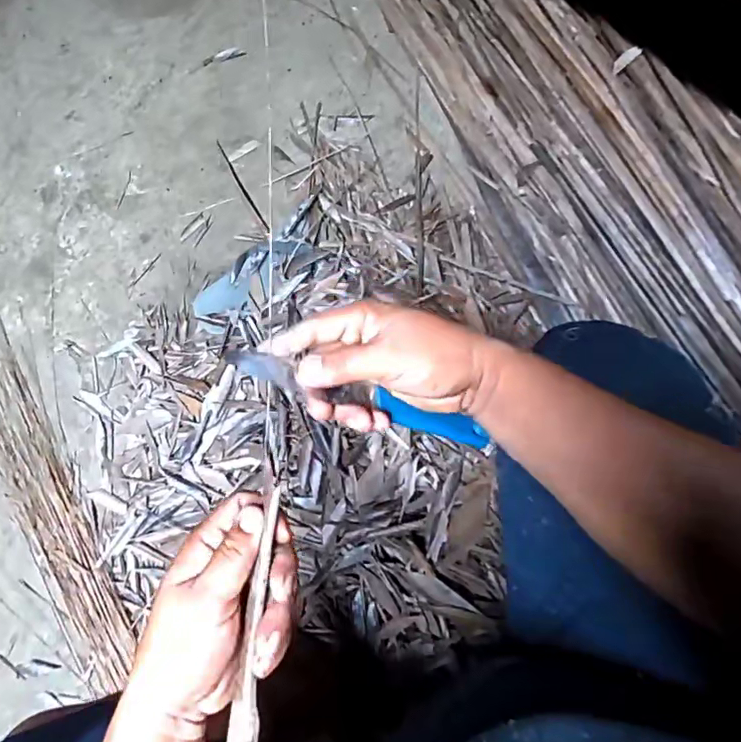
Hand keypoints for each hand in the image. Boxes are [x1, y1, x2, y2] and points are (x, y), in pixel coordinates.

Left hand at [123, 493, 296, 739]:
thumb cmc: (175, 654)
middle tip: (273, 592)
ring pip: (282, 581)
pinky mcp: (255, 617)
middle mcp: (226, 565)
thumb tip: (254, 514)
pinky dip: (276, 636)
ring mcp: (242, 591)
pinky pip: (282, 614)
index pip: (243, 509)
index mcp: (206, 549)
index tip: (278, 538)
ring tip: (260, 638)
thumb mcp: (207, 597)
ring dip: (278, 615)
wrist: (179, 706)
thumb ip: (234, 554)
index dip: (267, 516)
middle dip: (280, 573)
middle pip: (272, 544)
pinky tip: (259, 652)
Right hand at [261, 301, 509, 431]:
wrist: (476, 381)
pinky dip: (361, 414)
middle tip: (324, 412)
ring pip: (335, 387)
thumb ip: (341, 365)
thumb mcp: (385, 359)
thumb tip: (303, 370)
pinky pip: (355, 400)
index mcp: (360, 319)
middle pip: (320, 364)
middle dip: (320, 391)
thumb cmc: (436, 357)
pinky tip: (379, 421)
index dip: (288, 342)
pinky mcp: (379, 384)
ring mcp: (369, 363)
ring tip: (364, 421)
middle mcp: (359, 338)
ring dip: (343, 408)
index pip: (313, 328)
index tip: (264, 356)